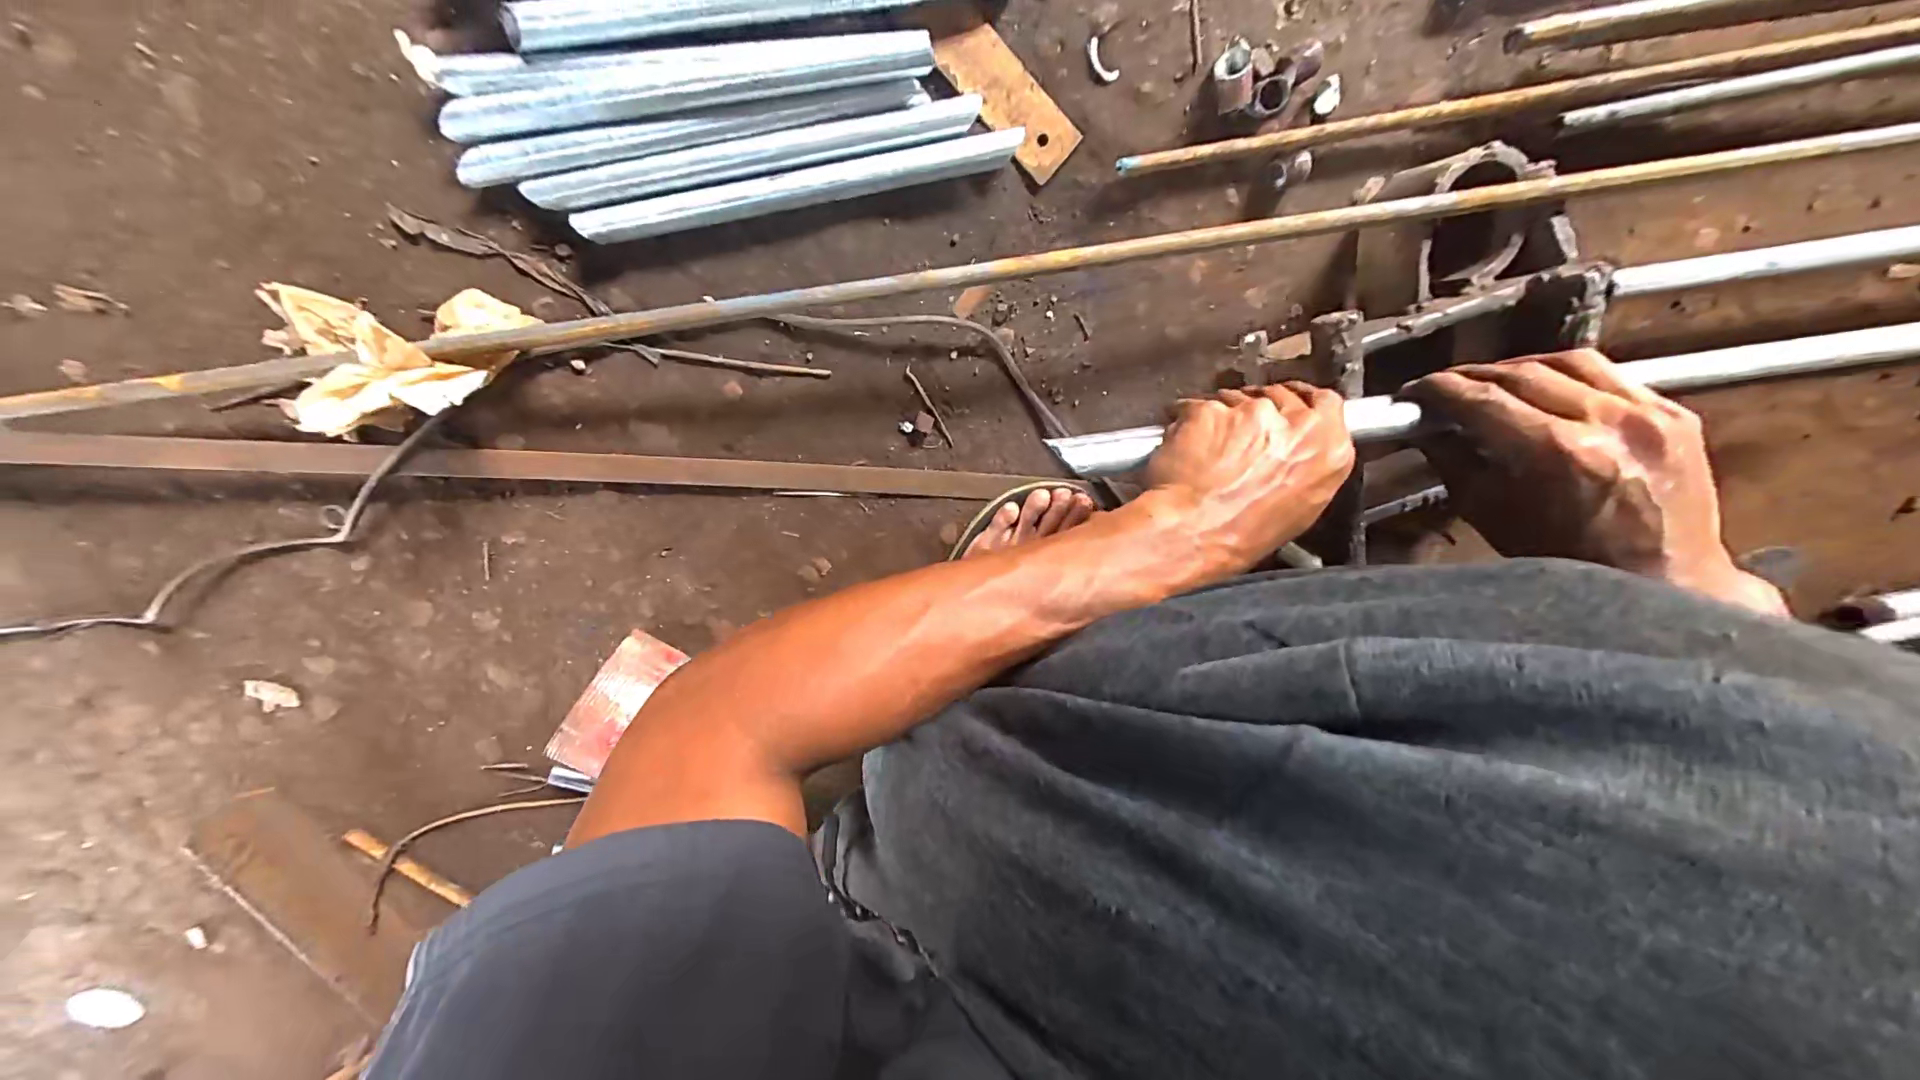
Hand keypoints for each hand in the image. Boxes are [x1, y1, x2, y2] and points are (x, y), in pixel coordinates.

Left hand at [1143, 383, 1354, 569]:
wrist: (1196, 534)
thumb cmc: (1243, 533)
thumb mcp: (1301, 508)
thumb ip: (1308, 466)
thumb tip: (1297, 454)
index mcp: (1328, 449)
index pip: (1324, 402)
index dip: (1298, 401)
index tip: (1283, 405)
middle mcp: (1295, 424)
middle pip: (1277, 395)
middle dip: (1255, 409)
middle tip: (1236, 435)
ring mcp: (1251, 413)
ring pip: (1235, 396)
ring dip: (1221, 416)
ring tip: (1205, 449)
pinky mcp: (1211, 410)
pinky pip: (1195, 405)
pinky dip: (1188, 421)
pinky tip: (1183, 447)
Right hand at [1402, 349, 1784, 614]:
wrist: (1659, 577)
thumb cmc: (1566, 557)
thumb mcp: (1488, 510)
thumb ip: (1454, 460)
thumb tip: (1427, 428)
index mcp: (1555, 452)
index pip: (1482, 398)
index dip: (1439, 389)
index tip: (1416, 392)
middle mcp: (1606, 423)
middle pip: (1521, 373)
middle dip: (1471, 376)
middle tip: (1442, 388)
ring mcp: (1648, 414)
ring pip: (1567, 362)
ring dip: (1517, 367)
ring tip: (1490, 382)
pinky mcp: (1674, 414)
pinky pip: (1611, 375)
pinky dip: (1566, 375)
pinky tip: (1543, 388)